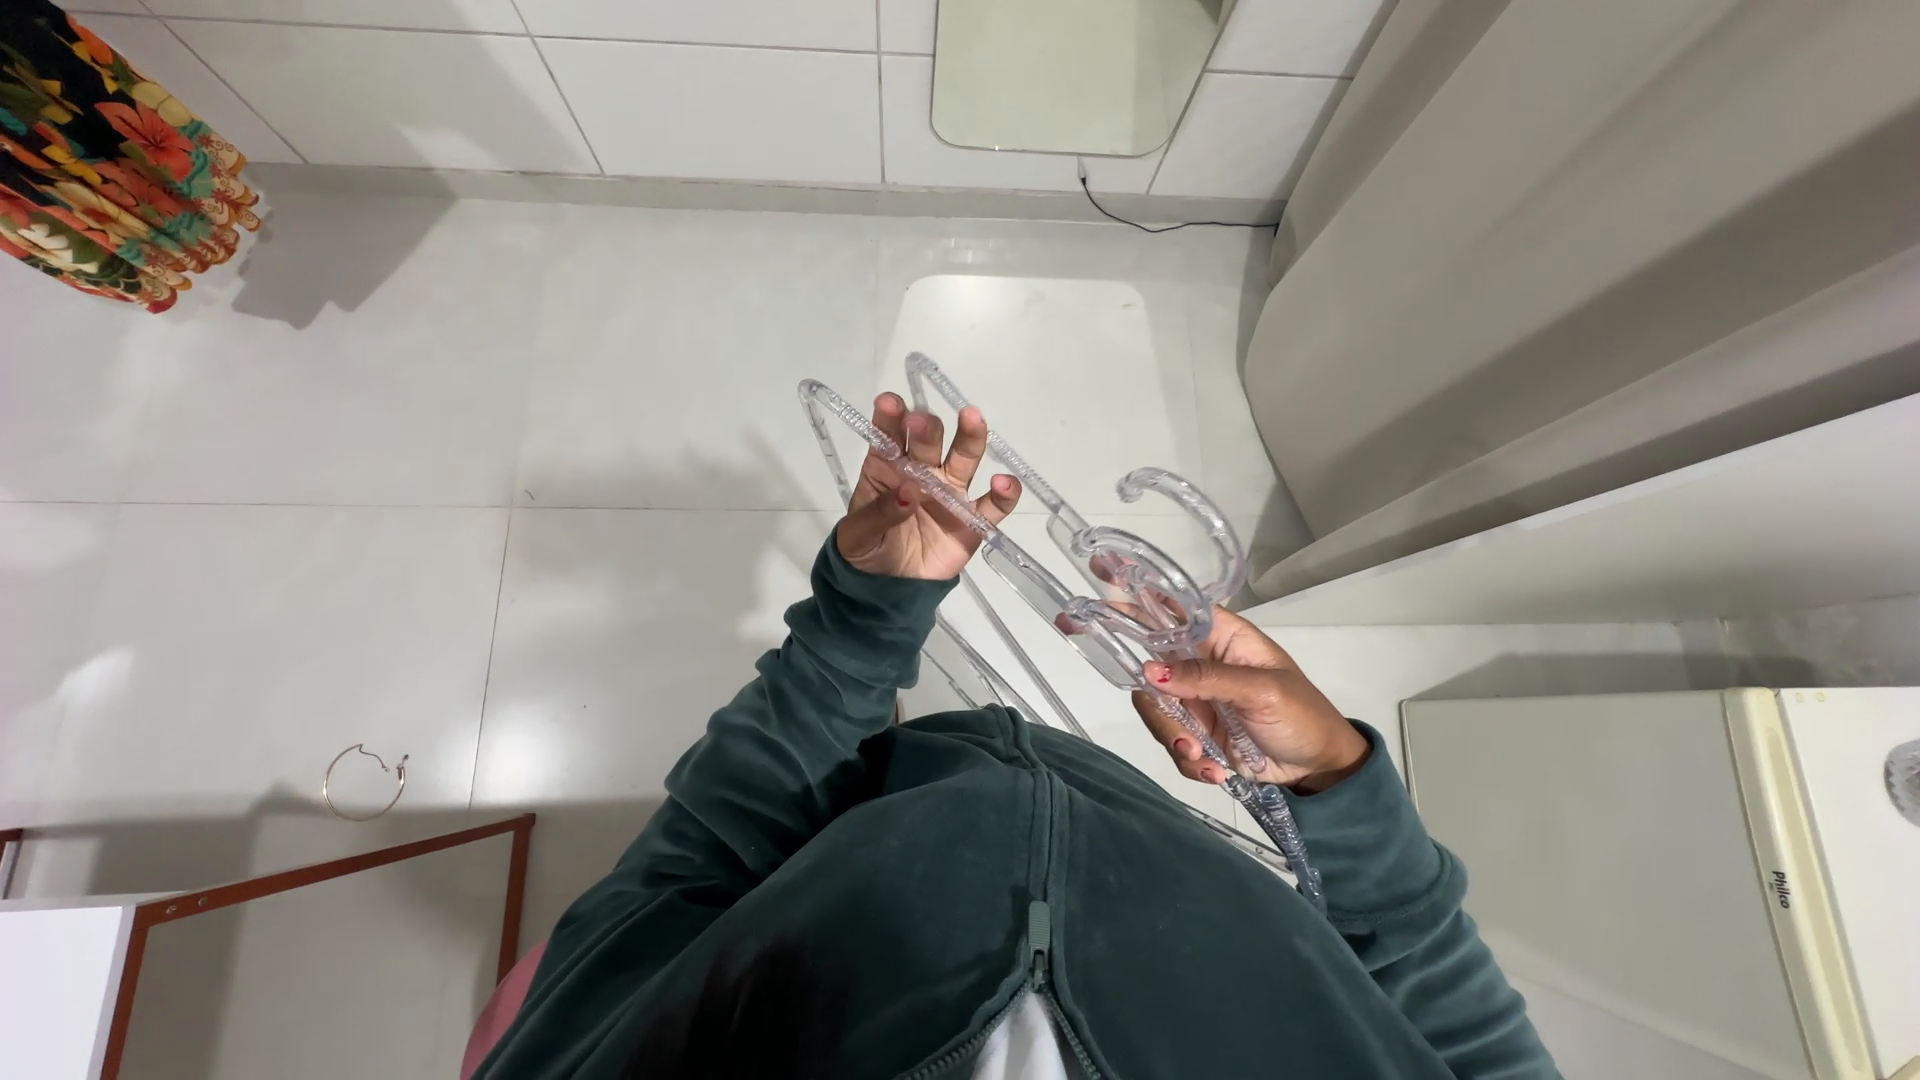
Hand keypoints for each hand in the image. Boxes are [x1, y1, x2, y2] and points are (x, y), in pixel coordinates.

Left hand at [836, 392, 1021, 579]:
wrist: (889, 589)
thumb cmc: (867, 552)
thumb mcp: (856, 537)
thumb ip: (878, 513)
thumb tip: (908, 492)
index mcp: (888, 468)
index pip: (889, 437)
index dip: (890, 418)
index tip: (890, 404)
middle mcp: (923, 471)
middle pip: (929, 442)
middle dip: (927, 429)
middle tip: (921, 421)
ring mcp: (951, 493)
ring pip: (965, 459)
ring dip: (970, 437)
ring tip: (972, 418)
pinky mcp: (973, 520)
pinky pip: (994, 506)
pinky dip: (1004, 494)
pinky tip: (1004, 483)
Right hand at [1131, 608, 1369, 793]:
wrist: (1320, 768)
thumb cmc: (1302, 714)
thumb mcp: (1263, 690)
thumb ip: (1207, 678)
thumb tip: (1149, 672)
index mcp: (1217, 635)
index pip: (1168, 607)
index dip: (1131, 598)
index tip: (1094, 596)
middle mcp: (1196, 662)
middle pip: (1147, 668)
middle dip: (1158, 707)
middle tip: (1181, 737)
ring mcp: (1192, 698)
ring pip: (1155, 710)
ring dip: (1175, 739)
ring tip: (1205, 760)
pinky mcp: (1193, 732)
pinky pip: (1170, 742)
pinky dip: (1188, 762)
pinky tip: (1215, 772)